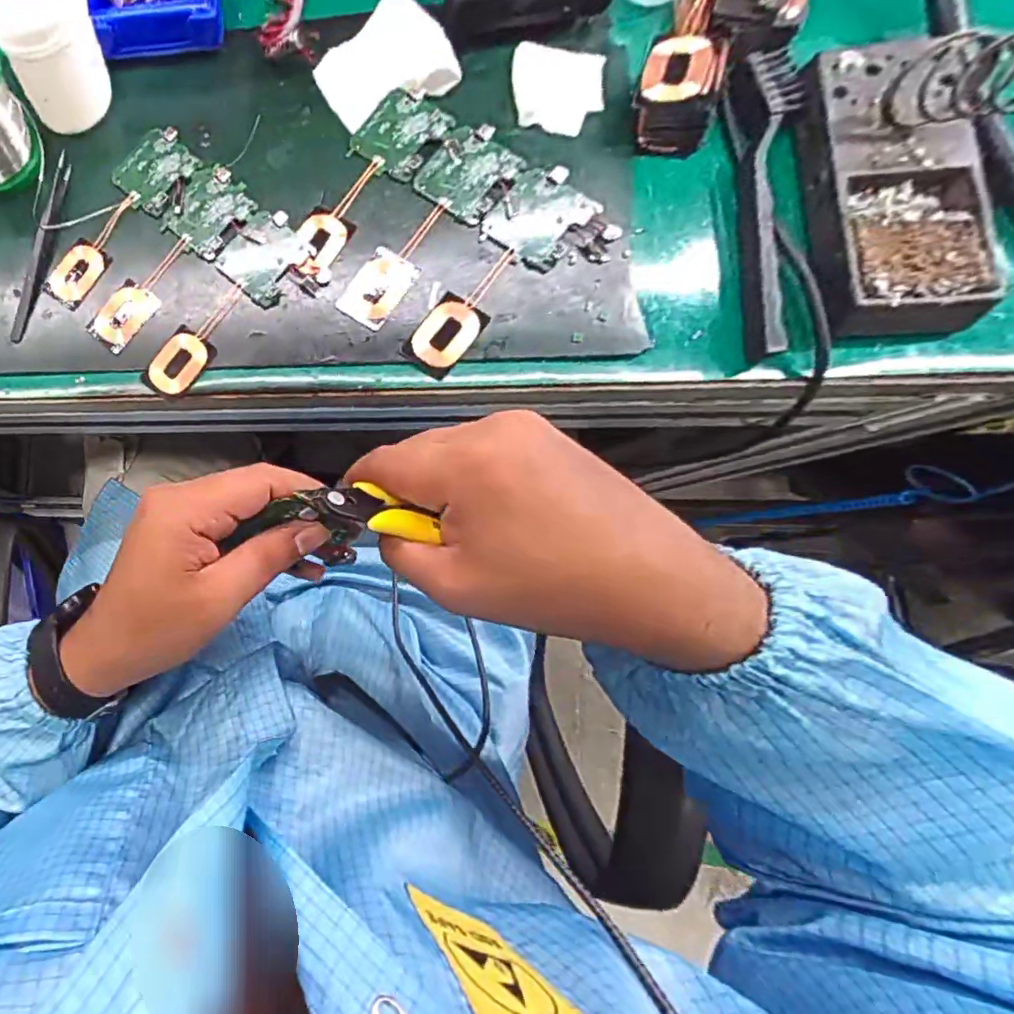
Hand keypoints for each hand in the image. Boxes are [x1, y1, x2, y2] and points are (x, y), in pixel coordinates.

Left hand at [60, 464, 330, 696]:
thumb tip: (315, 528)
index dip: (307, 492)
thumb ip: (269, 554)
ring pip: (241, 507)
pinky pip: (223, 523)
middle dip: (298, 513)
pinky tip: (288, 562)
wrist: (105, 650)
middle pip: (251, 490)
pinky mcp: (174, 527)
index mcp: (184, 506)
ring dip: (279, 529)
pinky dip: (254, 539)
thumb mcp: (221, 596)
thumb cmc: (157, 630)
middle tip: (338, 541)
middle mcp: (177, 496)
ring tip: (322, 558)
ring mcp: (173, 510)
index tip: (344, 516)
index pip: (259, 480)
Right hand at [344, 411, 768, 671]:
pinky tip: (495, 511)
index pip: (378, 462)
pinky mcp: (543, 433)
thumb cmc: (547, 588)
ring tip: (468, 527)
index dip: (359, 491)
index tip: (364, 520)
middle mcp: (489, 428)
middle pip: (410, 453)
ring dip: (435, 483)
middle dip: (403, 491)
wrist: (654, 583)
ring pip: (443, 449)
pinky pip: (478, 448)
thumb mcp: (449, 584)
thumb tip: (385, 524)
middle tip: (425, 535)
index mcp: (463, 461)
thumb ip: (394, 548)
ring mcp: (521, 425)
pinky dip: (467, 476)